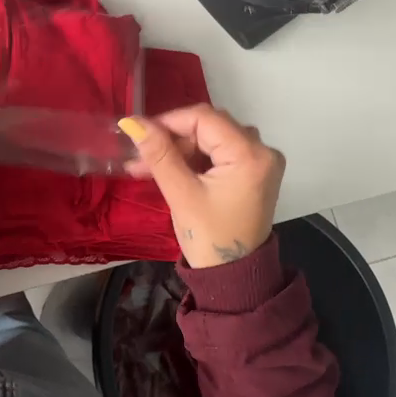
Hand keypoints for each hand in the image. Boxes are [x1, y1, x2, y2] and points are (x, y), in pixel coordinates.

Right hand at [119, 105, 283, 267]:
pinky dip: (194, 160)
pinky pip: (219, 154)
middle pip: (209, 127)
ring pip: (212, 139)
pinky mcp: (253, 174)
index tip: (138, 134)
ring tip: (148, 166)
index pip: (204, 118)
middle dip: (172, 138)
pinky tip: (169, 170)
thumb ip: (159, 154)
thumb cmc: (209, 238)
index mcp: (250, 155)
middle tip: (140, 155)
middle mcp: (262, 151)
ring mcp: (260, 163)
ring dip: (180, 149)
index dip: (168, 121)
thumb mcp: (181, 194)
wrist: (234, 277)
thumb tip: (132, 123)